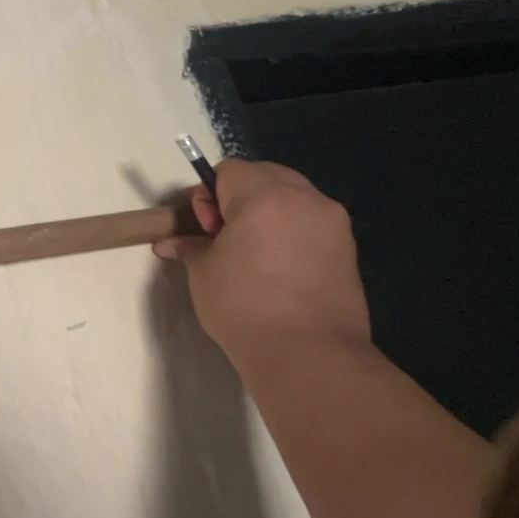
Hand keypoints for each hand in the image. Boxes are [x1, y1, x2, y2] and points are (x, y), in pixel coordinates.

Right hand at [153, 159, 371, 367]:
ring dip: (264, 210)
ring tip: (245, 249)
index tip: (199, 223)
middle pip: (266, 175)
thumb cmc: (241, 302)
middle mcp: (305, 200)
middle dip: (237, 194)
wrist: (304, 347)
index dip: (207, 191)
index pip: (231, 170)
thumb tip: (173, 243)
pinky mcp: (345, 245)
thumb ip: (190, 246)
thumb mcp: (202, 271)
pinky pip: (309, 220)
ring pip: (291, 196)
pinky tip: (271, 263)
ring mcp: (332, 222)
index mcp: (265, 198)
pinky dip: (286, 228)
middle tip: (218, 232)